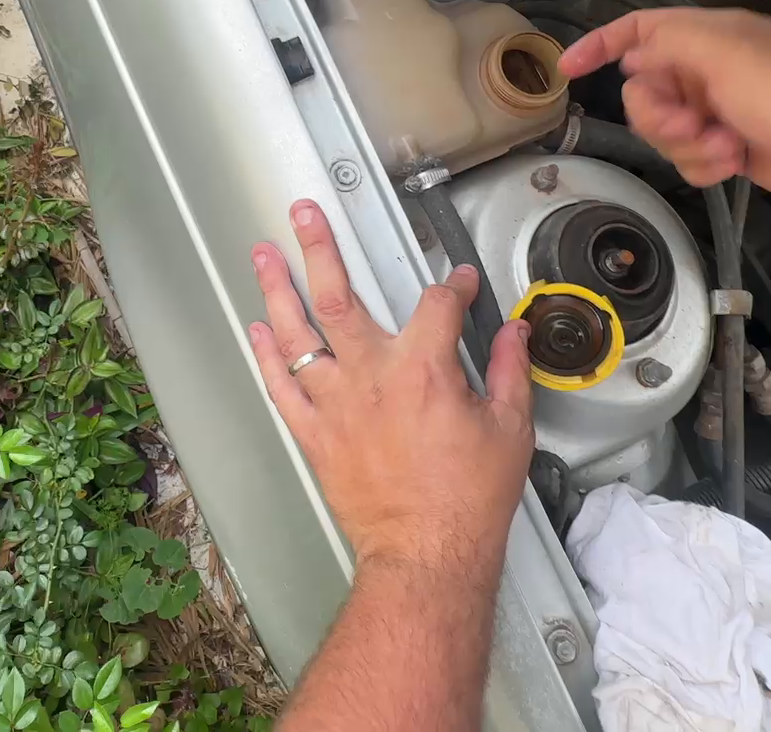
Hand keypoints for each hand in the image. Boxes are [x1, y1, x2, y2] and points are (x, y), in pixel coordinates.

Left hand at [248, 200, 534, 576]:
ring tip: (264, 256)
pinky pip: (281, 387)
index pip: (436, 305)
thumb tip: (513, 333)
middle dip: (319, 248)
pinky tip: (257, 329)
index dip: (452, 286)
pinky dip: (266, 357)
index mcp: (422, 372)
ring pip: (297, 334)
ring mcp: (335, 404)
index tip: (457, 284)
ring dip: (278, 290)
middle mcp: (370, 378)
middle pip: (338, 297)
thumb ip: (508, 370)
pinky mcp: (314, 432)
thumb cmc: (465, 500)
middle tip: (305, 215)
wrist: (426, 554)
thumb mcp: (509, 429)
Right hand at [557, 7, 770, 218]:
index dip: (599, 44)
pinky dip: (703, 164)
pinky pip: (685, 157)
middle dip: (659, 115)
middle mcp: (709, 71)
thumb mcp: (729, 55)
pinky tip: (733, 163)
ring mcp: (719, 111)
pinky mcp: (728, 147)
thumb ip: (671, 44)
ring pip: (660, 131)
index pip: (640, 30)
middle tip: (692, 124)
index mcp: (711, 37)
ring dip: (686, 144)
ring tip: (726, 147)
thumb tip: (632, 56)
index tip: (567, 70)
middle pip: (643, 91)